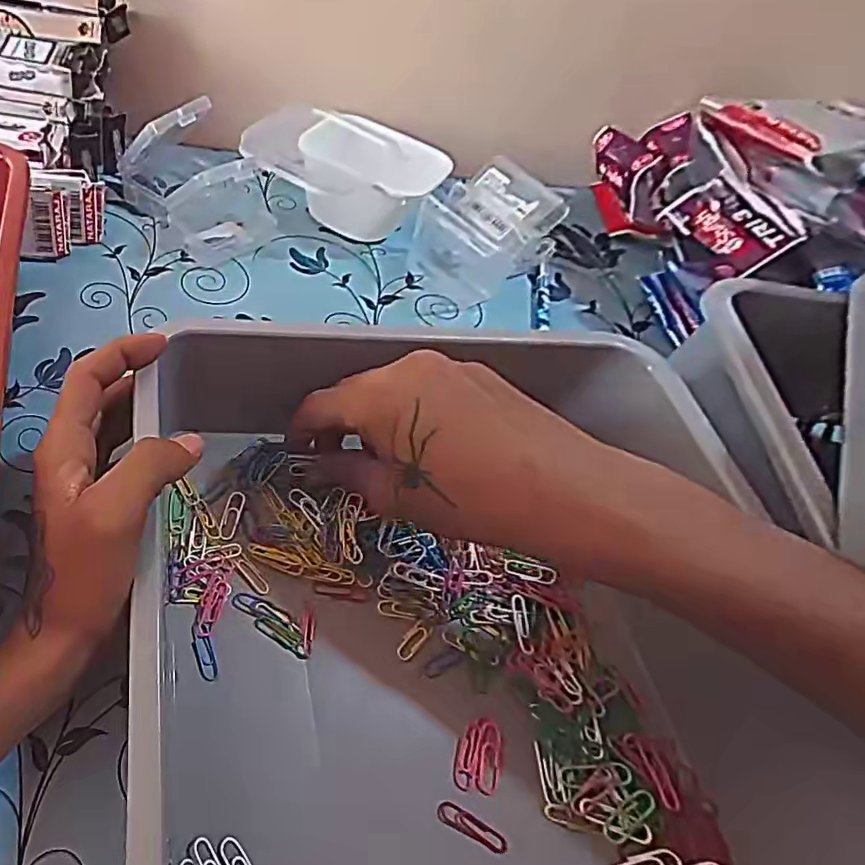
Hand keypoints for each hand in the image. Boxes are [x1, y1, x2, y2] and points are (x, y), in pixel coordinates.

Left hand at [25, 334, 201, 654]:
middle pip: (97, 397)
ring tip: (180, 400)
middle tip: (178, 371)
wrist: (64, 629)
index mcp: (62, 448)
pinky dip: (145, 440)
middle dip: (134, 376)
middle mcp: (67, 456)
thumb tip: (188, 441)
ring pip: (111, 426)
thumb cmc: (83, 574)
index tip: (160, 345)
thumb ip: (150, 466)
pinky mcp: (96, 500)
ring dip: (142, 407)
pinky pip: (121, 455)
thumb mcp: (117, 512)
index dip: (120, 353)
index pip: (85, 379)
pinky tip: (171, 447)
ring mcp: (81, 479)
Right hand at [288, 349, 661, 577]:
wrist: (567, 490)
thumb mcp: (394, 496)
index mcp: (377, 393)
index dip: (299, 432)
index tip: (297, 456)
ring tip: (385, 458)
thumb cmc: (469, 500)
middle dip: (337, 426)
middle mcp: (408, 365)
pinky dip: (409, 412)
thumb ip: (345, 474)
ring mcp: (448, 365)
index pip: (318, 406)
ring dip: (374, 418)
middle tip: (339, 464)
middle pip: (353, 391)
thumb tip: (320, 466)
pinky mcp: (478, 374)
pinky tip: (428, 447)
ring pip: (389, 388)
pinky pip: (424, 388)